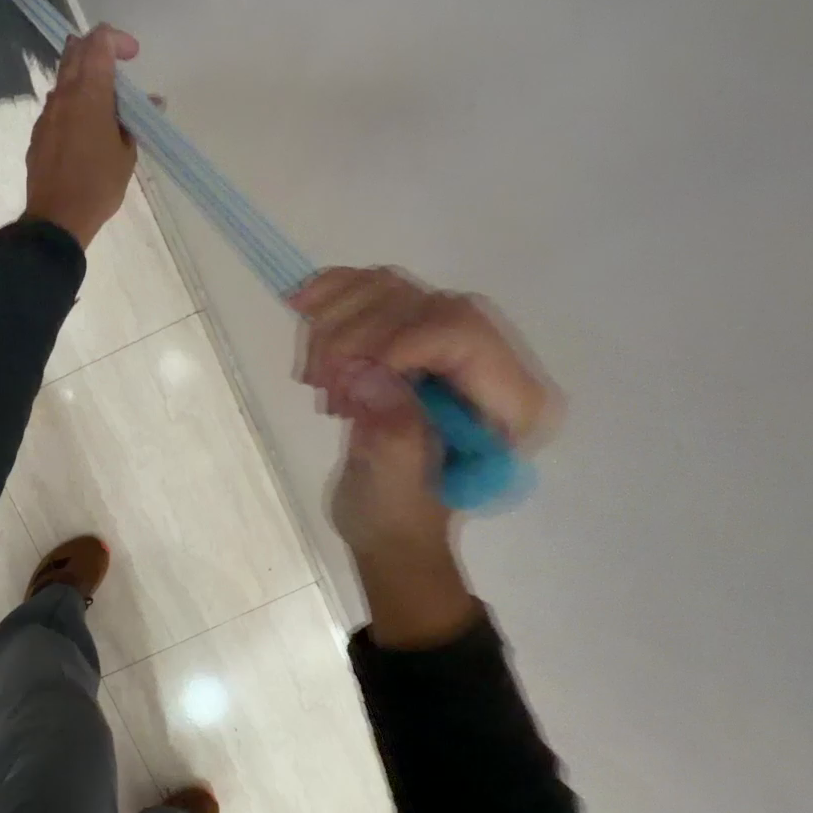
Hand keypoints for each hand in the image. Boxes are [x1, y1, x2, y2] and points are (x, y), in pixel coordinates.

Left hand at [22, 24, 139, 248]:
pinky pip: (56, 106)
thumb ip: (136, 121)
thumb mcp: (127, 154)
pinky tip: (85, 127)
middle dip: (97, 49)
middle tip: (117, 67)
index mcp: (89, 92)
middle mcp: (63, 95)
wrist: (57, 218)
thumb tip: (152, 102)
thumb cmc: (98, 185)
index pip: (99, 41)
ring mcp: (47, 114)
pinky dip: (72, 103)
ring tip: (104, 101)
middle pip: (75, 51)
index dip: (117, 39)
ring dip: (83, 78)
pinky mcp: (38, 134)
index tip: (133, 56)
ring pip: (63, 78)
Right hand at [290, 266, 558, 646]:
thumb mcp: (398, 485)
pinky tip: (303, 307)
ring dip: (335, 324)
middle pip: (419, 303)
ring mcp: (446, 342)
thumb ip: (396, 430)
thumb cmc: (398, 517)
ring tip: (318, 379)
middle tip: (324, 388)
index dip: (397, 341)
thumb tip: (368, 372)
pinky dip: (330, 294)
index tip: (348, 383)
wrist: (385, 524)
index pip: (461, 331)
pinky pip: (369, 289)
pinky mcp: (409, 335)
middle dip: (356, 338)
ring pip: (388, 289)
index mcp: (510, 400)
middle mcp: (490, 359)